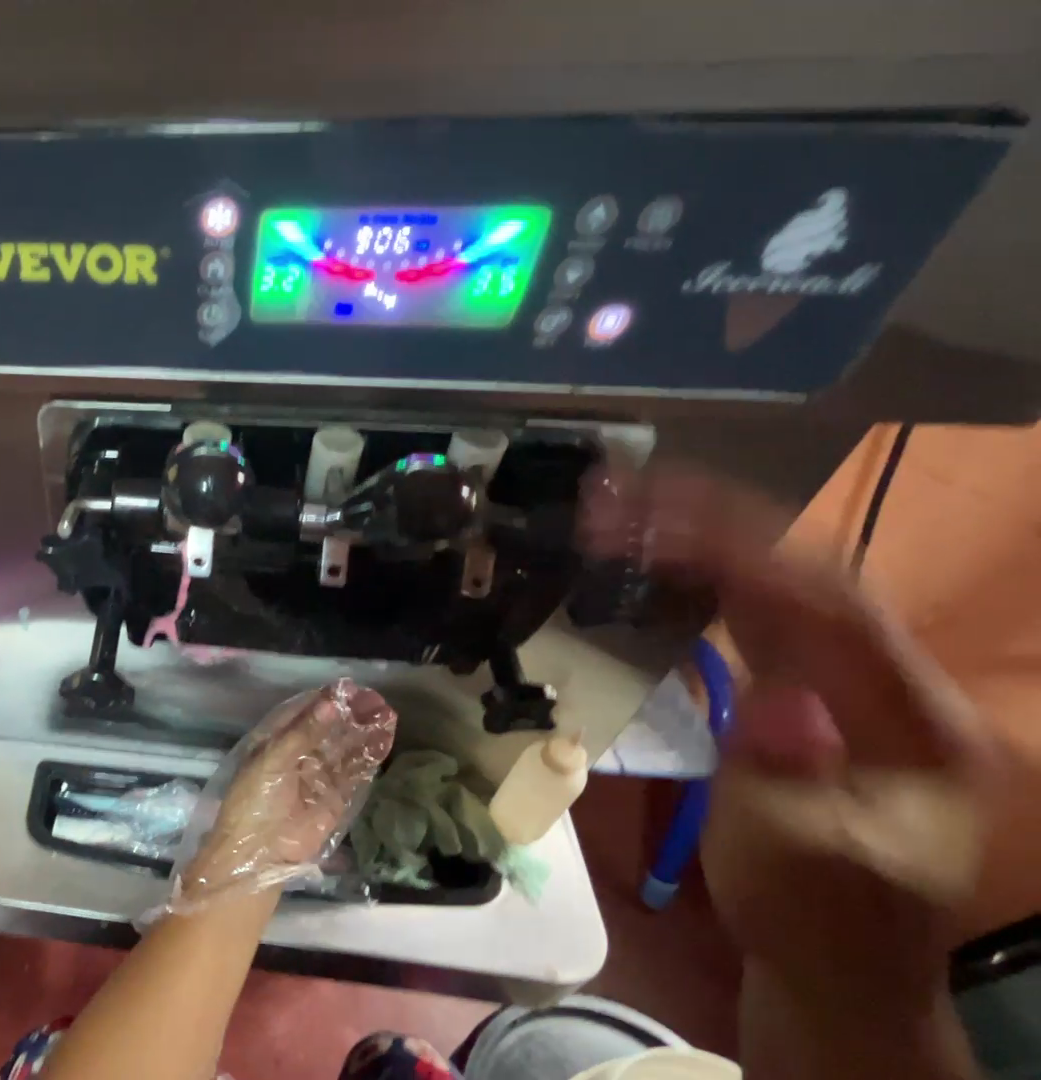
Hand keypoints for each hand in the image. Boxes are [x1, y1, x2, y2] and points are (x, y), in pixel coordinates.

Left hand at [180, 680, 396, 904]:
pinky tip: (384, 739)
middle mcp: (298, 754)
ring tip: (387, 714)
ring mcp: (318, 777)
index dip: (328, 699)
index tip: (354, 688)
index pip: (305, 711)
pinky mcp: (335, 799)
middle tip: (378, 701)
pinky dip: (369, 756)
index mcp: (275, 740)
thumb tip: (332, 703)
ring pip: (345, 748)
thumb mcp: (272, 761)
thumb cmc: (254, 801)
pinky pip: (354, 773)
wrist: (257, 854)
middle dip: (352, 713)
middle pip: (330, 728)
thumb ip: (303, 732)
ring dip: (364, 731)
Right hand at [581, 465, 997, 1016]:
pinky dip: (699, 575)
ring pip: (777, 583)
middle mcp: (889, 681)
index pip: (829, 604)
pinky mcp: (802, 688)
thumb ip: (791, 782)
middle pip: (805, 572)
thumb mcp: (802, 862)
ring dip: (699, 537)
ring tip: (620, 507)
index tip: (648, 521)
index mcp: (915, 720)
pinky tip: (652, 559)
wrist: (831, 958)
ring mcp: (847, 682)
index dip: (740, 553)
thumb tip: (779, 700)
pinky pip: (753, 612)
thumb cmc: (814, 914)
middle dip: (712, 522)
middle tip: (615, 493)